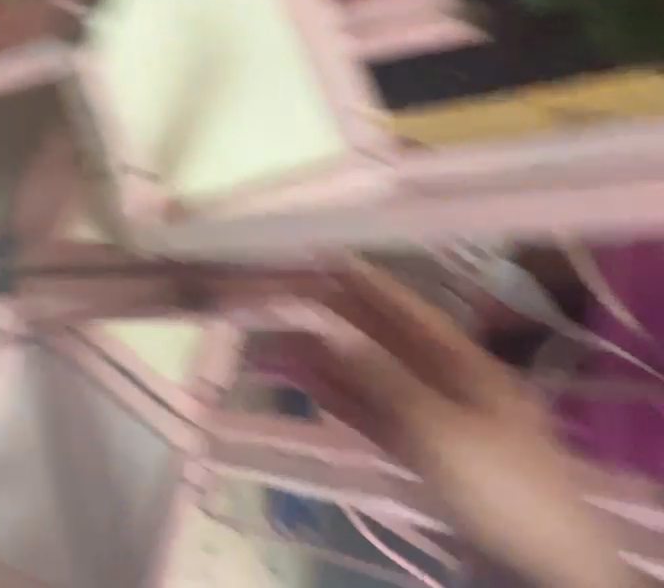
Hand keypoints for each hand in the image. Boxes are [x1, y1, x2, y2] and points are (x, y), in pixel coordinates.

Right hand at [297, 263, 631, 587]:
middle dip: (326, 317)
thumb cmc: (500, 485)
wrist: (541, 569)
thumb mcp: (440, 425)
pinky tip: (297, 378)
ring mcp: (429, 415)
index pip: (405, 310)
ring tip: (267, 336)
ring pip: (362, 373)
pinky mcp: (414, 447)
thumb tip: (324, 325)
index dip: (362, 280)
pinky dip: (330, 392)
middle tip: (273, 295)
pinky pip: (364, 409)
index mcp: (465, 365)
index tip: (315, 252)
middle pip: (377, 339)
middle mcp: (445, 381)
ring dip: (318, 355)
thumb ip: (379, 373)